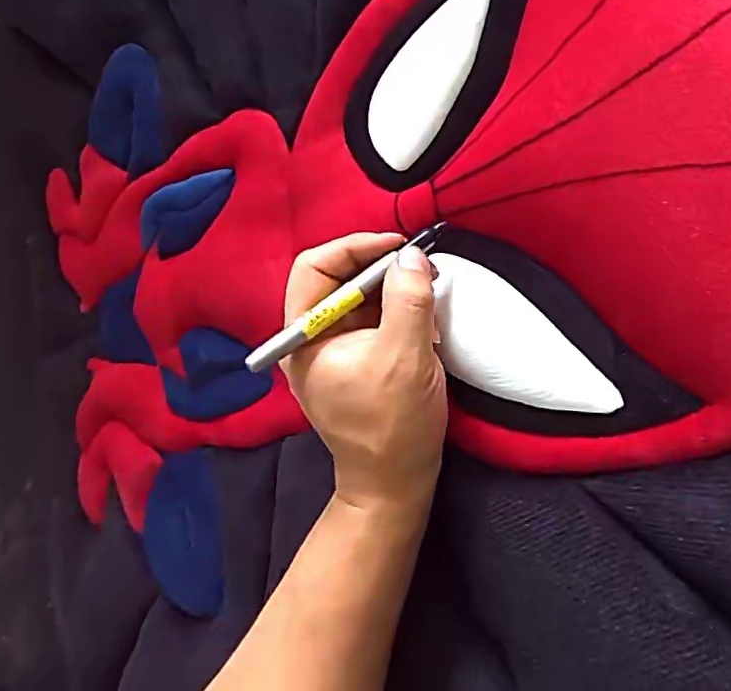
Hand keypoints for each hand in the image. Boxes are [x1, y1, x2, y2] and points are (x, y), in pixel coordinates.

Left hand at [280, 232, 447, 512]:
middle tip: (418, 264)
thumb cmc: (393, 426)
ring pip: (357, 293)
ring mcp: (332, 346)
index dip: (354, 247)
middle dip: (378, 265)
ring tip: (426, 287)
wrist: (394, 484)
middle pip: (336, 277)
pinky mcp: (355, 354)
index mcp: (304, 336)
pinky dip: (397, 305)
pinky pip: (372, 314)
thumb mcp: (405, 357)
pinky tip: (422, 312)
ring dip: (392, 284)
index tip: (397, 245)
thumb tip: (412, 256)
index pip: (315, 267)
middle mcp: (310, 336)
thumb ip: (408, 300)